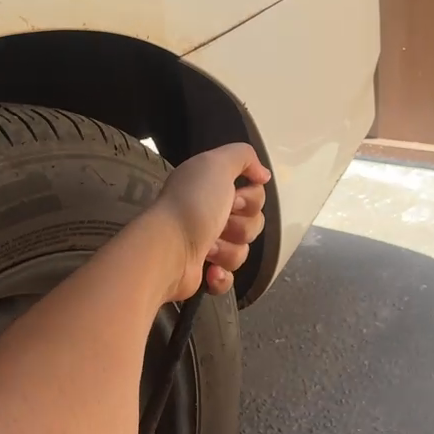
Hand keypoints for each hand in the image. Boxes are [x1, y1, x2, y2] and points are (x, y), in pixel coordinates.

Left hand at [149, 143, 270, 302]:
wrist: (169, 249)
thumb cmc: (194, 204)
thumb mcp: (217, 164)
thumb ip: (244, 156)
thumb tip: (264, 174)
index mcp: (213, 188)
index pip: (254, 194)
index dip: (251, 198)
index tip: (233, 198)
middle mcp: (210, 213)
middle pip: (253, 222)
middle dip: (241, 225)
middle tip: (220, 223)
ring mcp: (207, 244)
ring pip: (243, 249)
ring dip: (229, 249)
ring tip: (209, 248)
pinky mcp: (204, 273)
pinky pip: (230, 276)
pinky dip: (222, 276)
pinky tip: (210, 271)